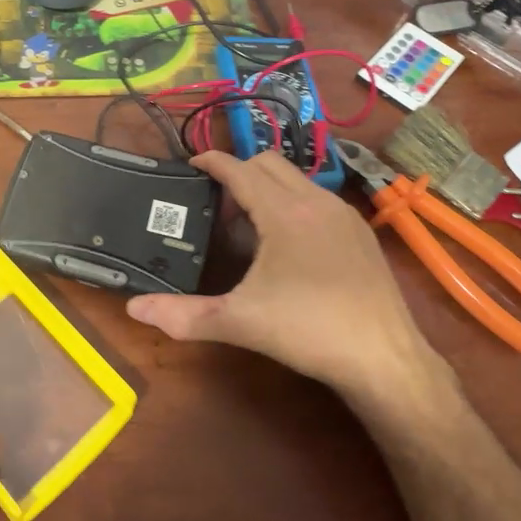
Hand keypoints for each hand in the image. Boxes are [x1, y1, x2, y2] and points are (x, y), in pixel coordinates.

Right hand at [126, 151, 459, 414]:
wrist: (385, 358)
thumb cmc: (309, 331)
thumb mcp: (240, 322)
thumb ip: (184, 315)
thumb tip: (135, 309)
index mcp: (284, 211)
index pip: (239, 168)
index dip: (211, 161)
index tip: (190, 164)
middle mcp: (316, 200)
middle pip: (268, 162)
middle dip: (238, 171)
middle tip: (218, 205)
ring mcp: (343, 215)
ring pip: (296, 178)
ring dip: (267, 187)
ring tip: (249, 226)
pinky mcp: (361, 233)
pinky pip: (317, 198)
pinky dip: (293, 203)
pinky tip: (288, 246)